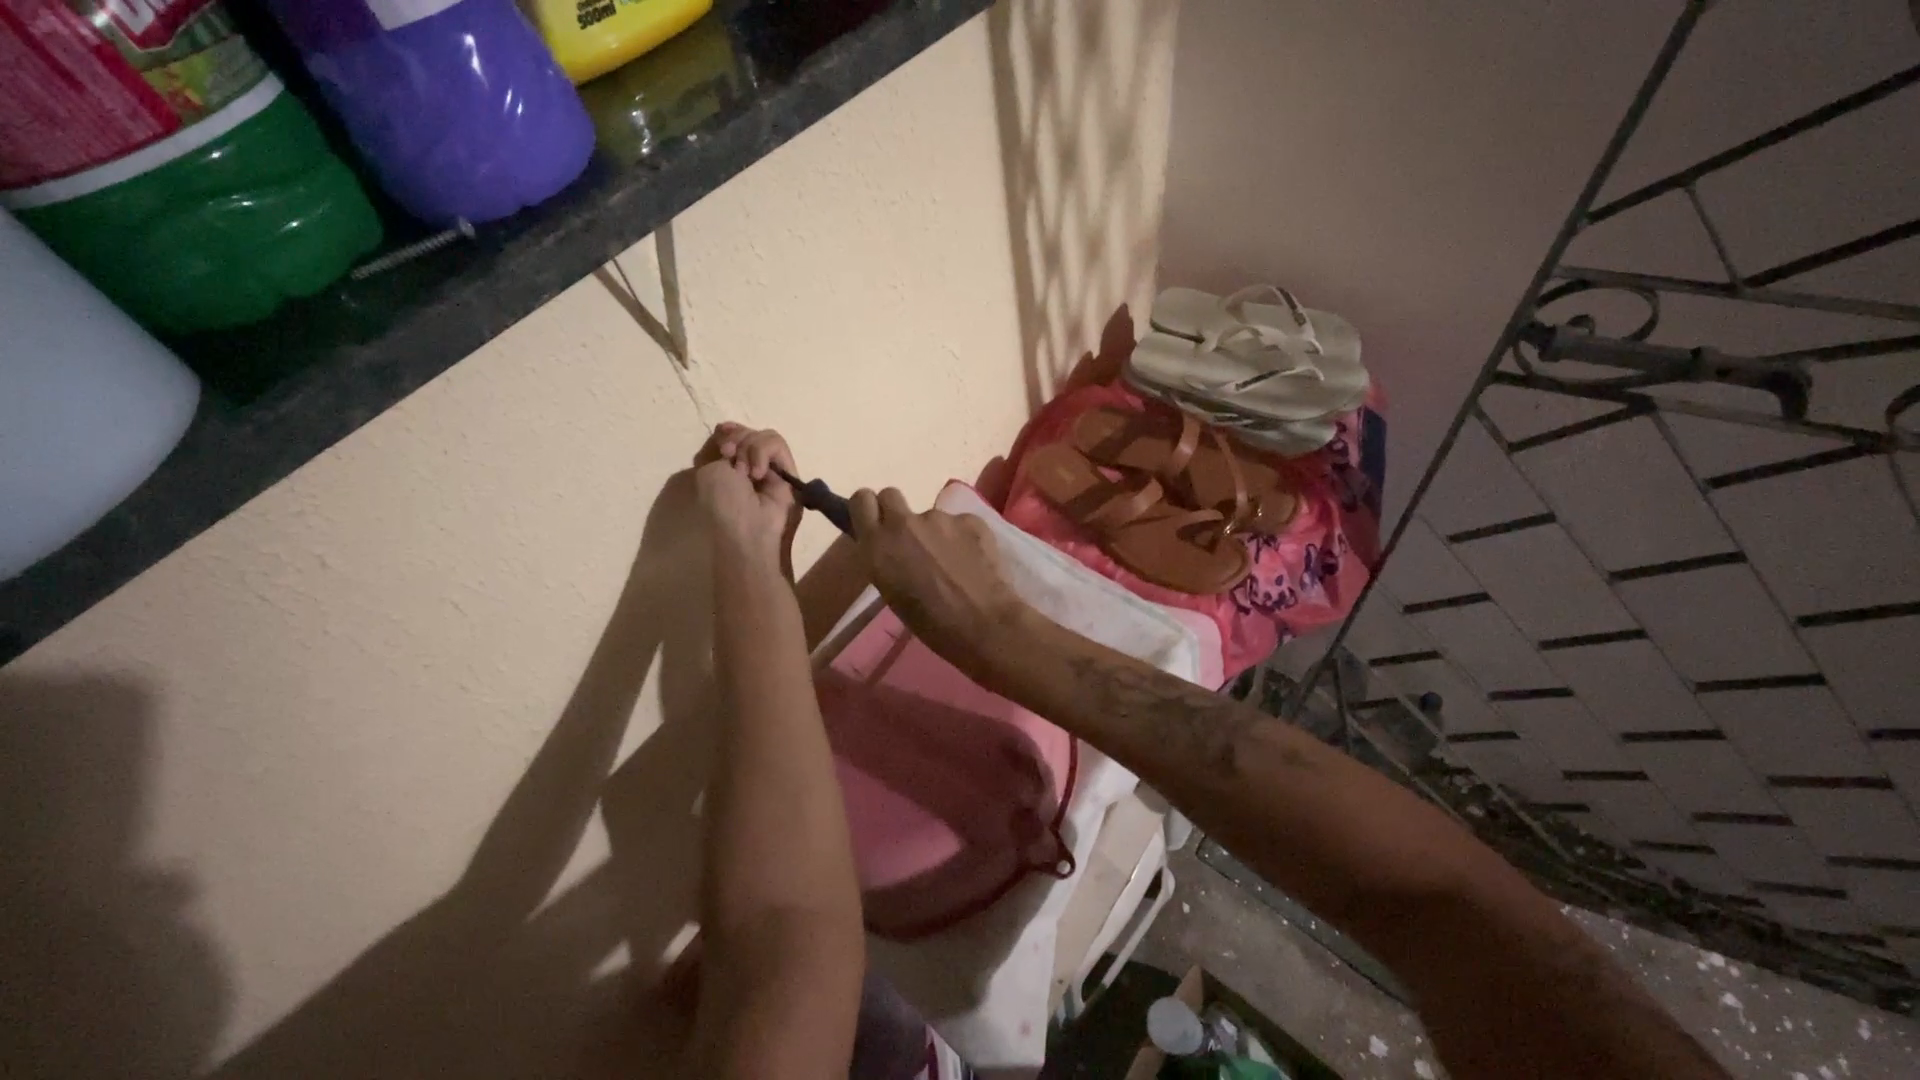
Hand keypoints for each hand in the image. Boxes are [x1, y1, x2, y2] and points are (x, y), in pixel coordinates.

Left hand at [695, 423, 800, 567]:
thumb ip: (723, 445)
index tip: (723, 442)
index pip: (729, 433)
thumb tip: (734, 431)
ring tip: (748, 474)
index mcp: (724, 464)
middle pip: (746, 431)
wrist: (747, 526)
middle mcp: (746, 463)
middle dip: (737, 440)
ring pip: (762, 435)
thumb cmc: (722, 502)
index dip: (728, 431)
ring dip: (750, 449)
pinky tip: (759, 473)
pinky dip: (764, 453)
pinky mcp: (786, 470)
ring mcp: (767, 466)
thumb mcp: (710, 469)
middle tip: (731, 457)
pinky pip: (777, 444)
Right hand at [848, 488, 1034, 677]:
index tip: (876, 523)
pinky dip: (963, 537)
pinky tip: (972, 562)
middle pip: (890, 495)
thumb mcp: (892, 593)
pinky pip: (959, 523)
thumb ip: (885, 559)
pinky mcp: (970, 519)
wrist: (984, 626)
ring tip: (951, 563)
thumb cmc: (932, 624)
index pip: (861, 500)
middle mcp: (903, 524)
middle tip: (910, 538)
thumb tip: (890, 547)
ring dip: (935, 532)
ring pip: (929, 515)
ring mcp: (939, 517)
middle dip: (896, 511)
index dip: (869, 509)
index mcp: (878, 546)